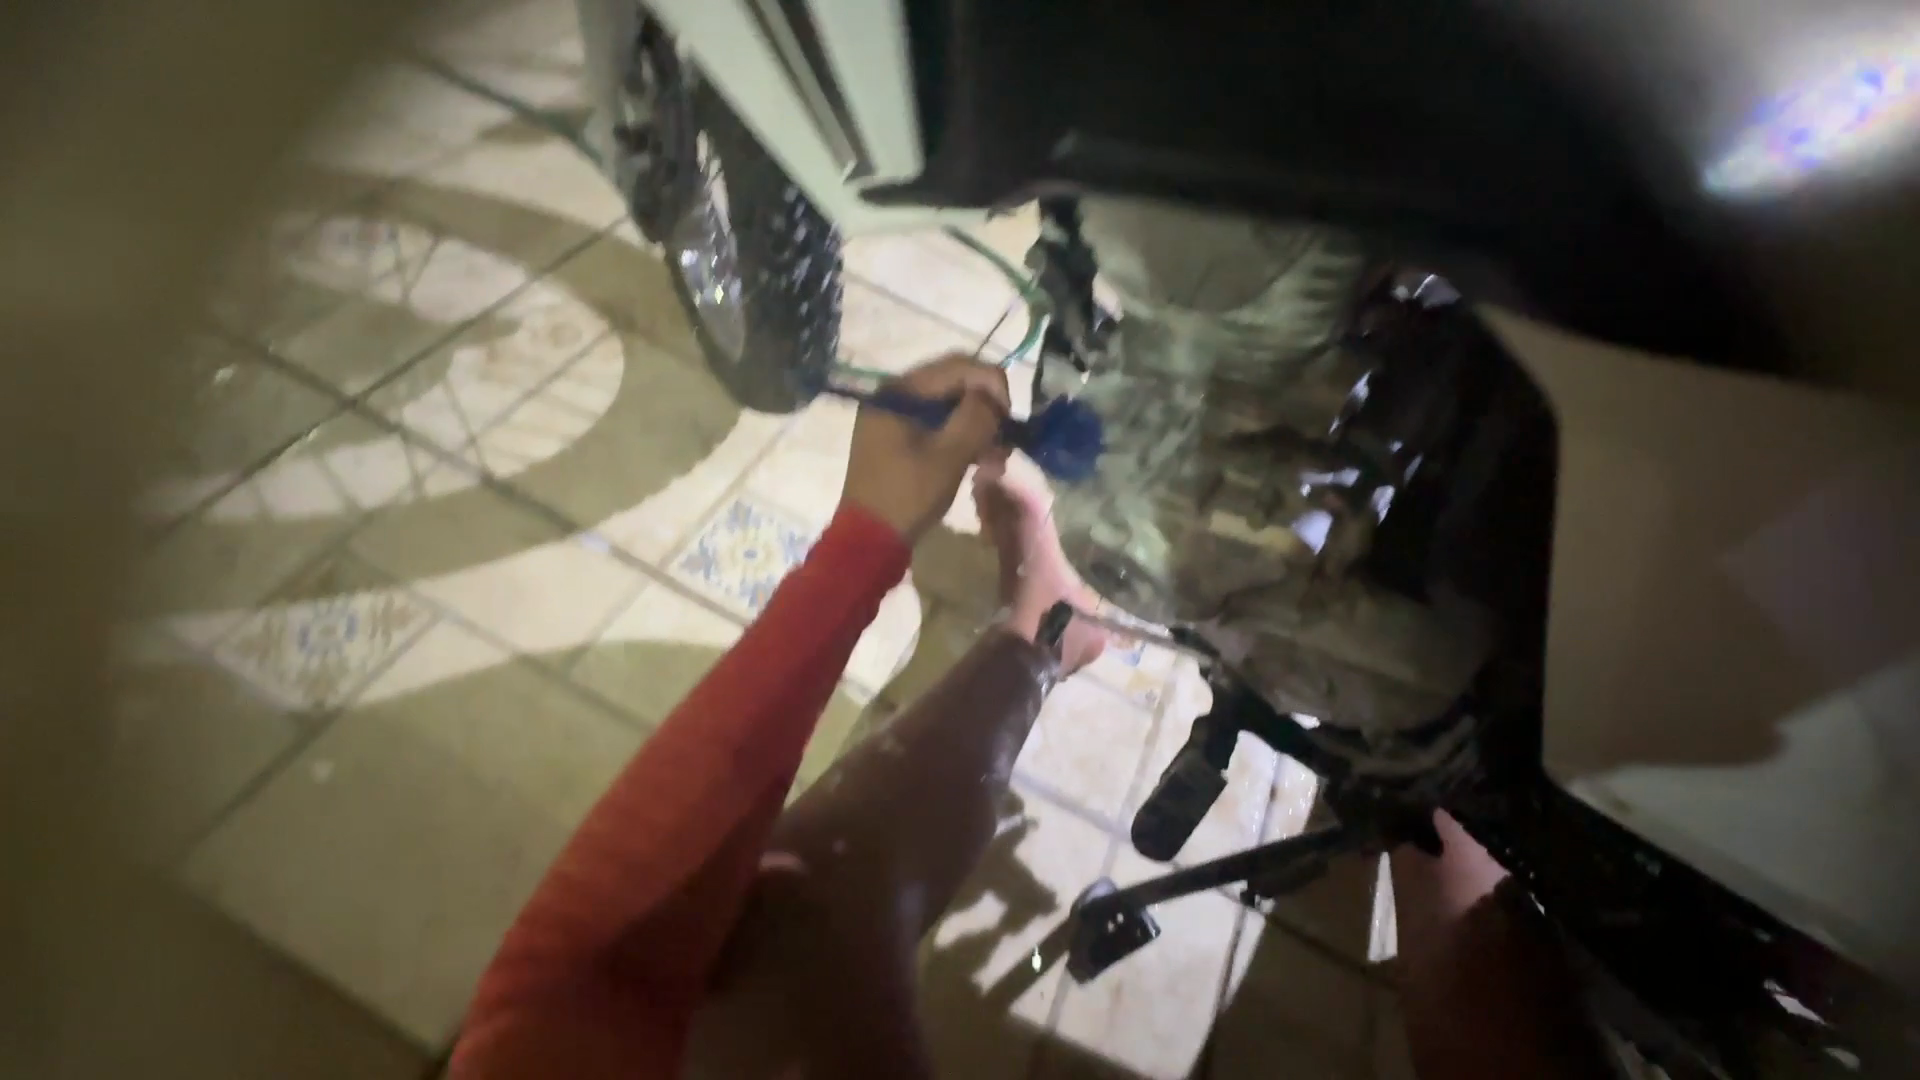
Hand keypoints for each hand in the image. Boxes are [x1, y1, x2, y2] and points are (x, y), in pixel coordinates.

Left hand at [841, 353, 1010, 540]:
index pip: (959, 366)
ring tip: (996, 460)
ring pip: (950, 407)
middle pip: (955, 384)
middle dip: (986, 409)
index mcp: (900, 391)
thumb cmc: (907, 495)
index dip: (993, 385)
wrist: (868, 539)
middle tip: (1006, 442)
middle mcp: (895, 395)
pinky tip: (980, 463)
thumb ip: (976, 418)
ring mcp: (894, 418)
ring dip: (977, 427)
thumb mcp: (949, 455)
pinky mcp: (898, 440)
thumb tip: (992, 400)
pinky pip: (938, 426)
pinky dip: (961, 440)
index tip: (1010, 420)